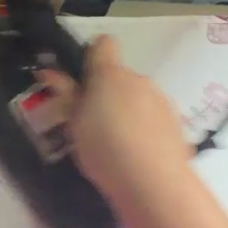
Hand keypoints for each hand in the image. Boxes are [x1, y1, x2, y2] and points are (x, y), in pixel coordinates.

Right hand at [37, 35, 195, 214]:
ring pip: (137, 97)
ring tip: (116, 145)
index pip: (103, 44)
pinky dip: (144, 128)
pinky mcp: (177, 122)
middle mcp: (138, 79)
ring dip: (126, 111)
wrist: (153, 183)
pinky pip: (153, 116)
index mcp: (110, 75)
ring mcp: (161, 100)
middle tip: (91, 123)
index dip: (92, 56)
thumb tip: (49, 72)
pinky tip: (137, 154)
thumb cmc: (104, 148)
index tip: (81, 81)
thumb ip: (66, 95)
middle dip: (106, 93)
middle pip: (119, 76)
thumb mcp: (74, 125)